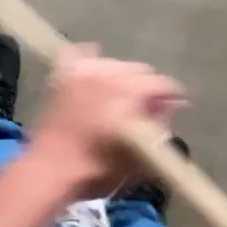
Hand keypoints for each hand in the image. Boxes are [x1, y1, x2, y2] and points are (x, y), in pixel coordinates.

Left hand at [27, 45, 184, 195]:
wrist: (49, 171)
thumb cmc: (99, 170)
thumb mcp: (141, 155)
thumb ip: (161, 125)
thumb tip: (171, 106)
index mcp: (131, 92)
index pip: (162, 83)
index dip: (173, 96)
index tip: (176, 106)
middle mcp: (109, 74)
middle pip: (139, 70)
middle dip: (146, 87)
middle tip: (145, 107)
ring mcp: (82, 72)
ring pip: (113, 63)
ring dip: (121, 77)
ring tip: (120, 97)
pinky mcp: (61, 76)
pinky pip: (79, 56)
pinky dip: (90, 62)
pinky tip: (94, 74)